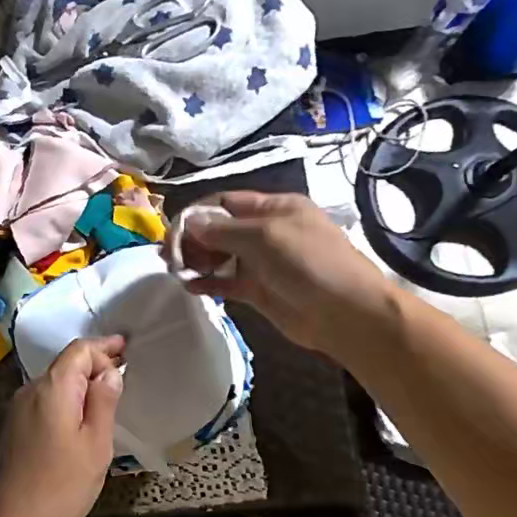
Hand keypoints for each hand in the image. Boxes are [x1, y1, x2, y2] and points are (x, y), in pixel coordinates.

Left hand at [0, 336, 125, 516]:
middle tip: (122, 379)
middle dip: (94, 365)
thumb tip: (109, 372)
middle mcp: (29, 391)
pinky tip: (81, 419)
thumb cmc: (62, 485)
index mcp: (51, 389)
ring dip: (80, 384)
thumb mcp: (96, 444)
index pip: (78, 351)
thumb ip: (103, 402)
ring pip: (54, 383)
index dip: (104, 348)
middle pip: (64, 365)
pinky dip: (66, 400)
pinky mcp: (14, 426)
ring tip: (107, 400)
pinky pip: (44, 401)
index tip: (127, 350)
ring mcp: (18, 409)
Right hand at [177, 191, 401, 365]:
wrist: (346, 313)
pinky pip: (224, 281)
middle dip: (191, 240)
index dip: (195, 214)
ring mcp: (261, 261)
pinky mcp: (257, 289)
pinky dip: (206, 283)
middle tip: (170, 257)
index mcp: (274, 208)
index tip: (172, 234)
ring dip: (196, 261)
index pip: (224, 203)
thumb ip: (222, 230)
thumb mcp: (265, 236)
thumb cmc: (309, 263)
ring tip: (178, 272)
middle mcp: (266, 231)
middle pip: (217, 229)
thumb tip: (189, 224)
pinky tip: (189, 287)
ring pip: (218, 255)